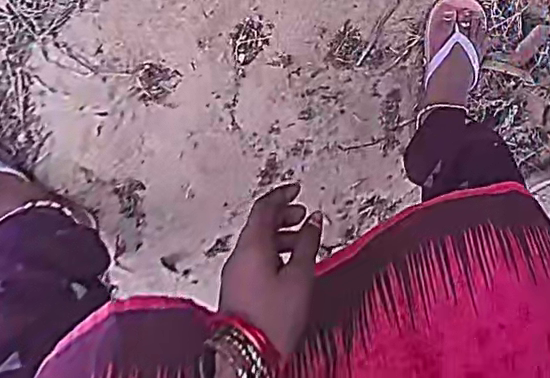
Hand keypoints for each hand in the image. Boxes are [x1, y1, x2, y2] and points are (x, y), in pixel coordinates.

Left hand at [217, 182, 323, 356]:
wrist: (246, 359)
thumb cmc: (272, 319)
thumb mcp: (299, 277)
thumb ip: (308, 243)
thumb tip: (314, 220)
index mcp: (252, 244)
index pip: (264, 206)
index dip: (282, 194)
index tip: (295, 189)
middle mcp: (239, 255)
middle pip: (260, 223)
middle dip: (283, 215)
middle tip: (302, 214)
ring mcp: (235, 273)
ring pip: (257, 242)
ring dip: (279, 235)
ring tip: (301, 242)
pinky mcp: (236, 290)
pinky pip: (253, 258)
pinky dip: (271, 252)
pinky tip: (287, 266)